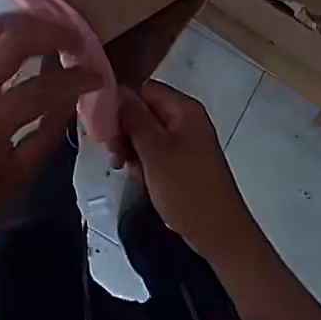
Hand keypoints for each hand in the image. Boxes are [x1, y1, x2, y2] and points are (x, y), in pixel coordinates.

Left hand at [0, 14, 103, 242]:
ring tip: (49, 31)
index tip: (97, 77)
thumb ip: (49, 129)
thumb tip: (75, 94)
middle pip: (13, 41)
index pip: (42, 87)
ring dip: (23, 24)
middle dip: (52, 34)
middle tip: (76, 41)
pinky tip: (12, 37)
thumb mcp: (18, 174)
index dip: (76, 79)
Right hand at [119, 82, 267, 266]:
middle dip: (126, 129)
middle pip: (146, 111)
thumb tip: (117, 91)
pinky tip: (139, 177)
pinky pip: (157, 151)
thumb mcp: (155, 151)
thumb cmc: (186, 187)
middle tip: (114, 152)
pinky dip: (145, 161)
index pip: (145, 90)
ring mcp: (186, 141)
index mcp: (184, 109)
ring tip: (126, 168)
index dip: (122, 104)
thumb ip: (135, 118)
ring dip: (133, 148)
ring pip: (148, 133)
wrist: (217, 229)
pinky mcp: (183, 161)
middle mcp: (186, 119)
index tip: (104, 126)